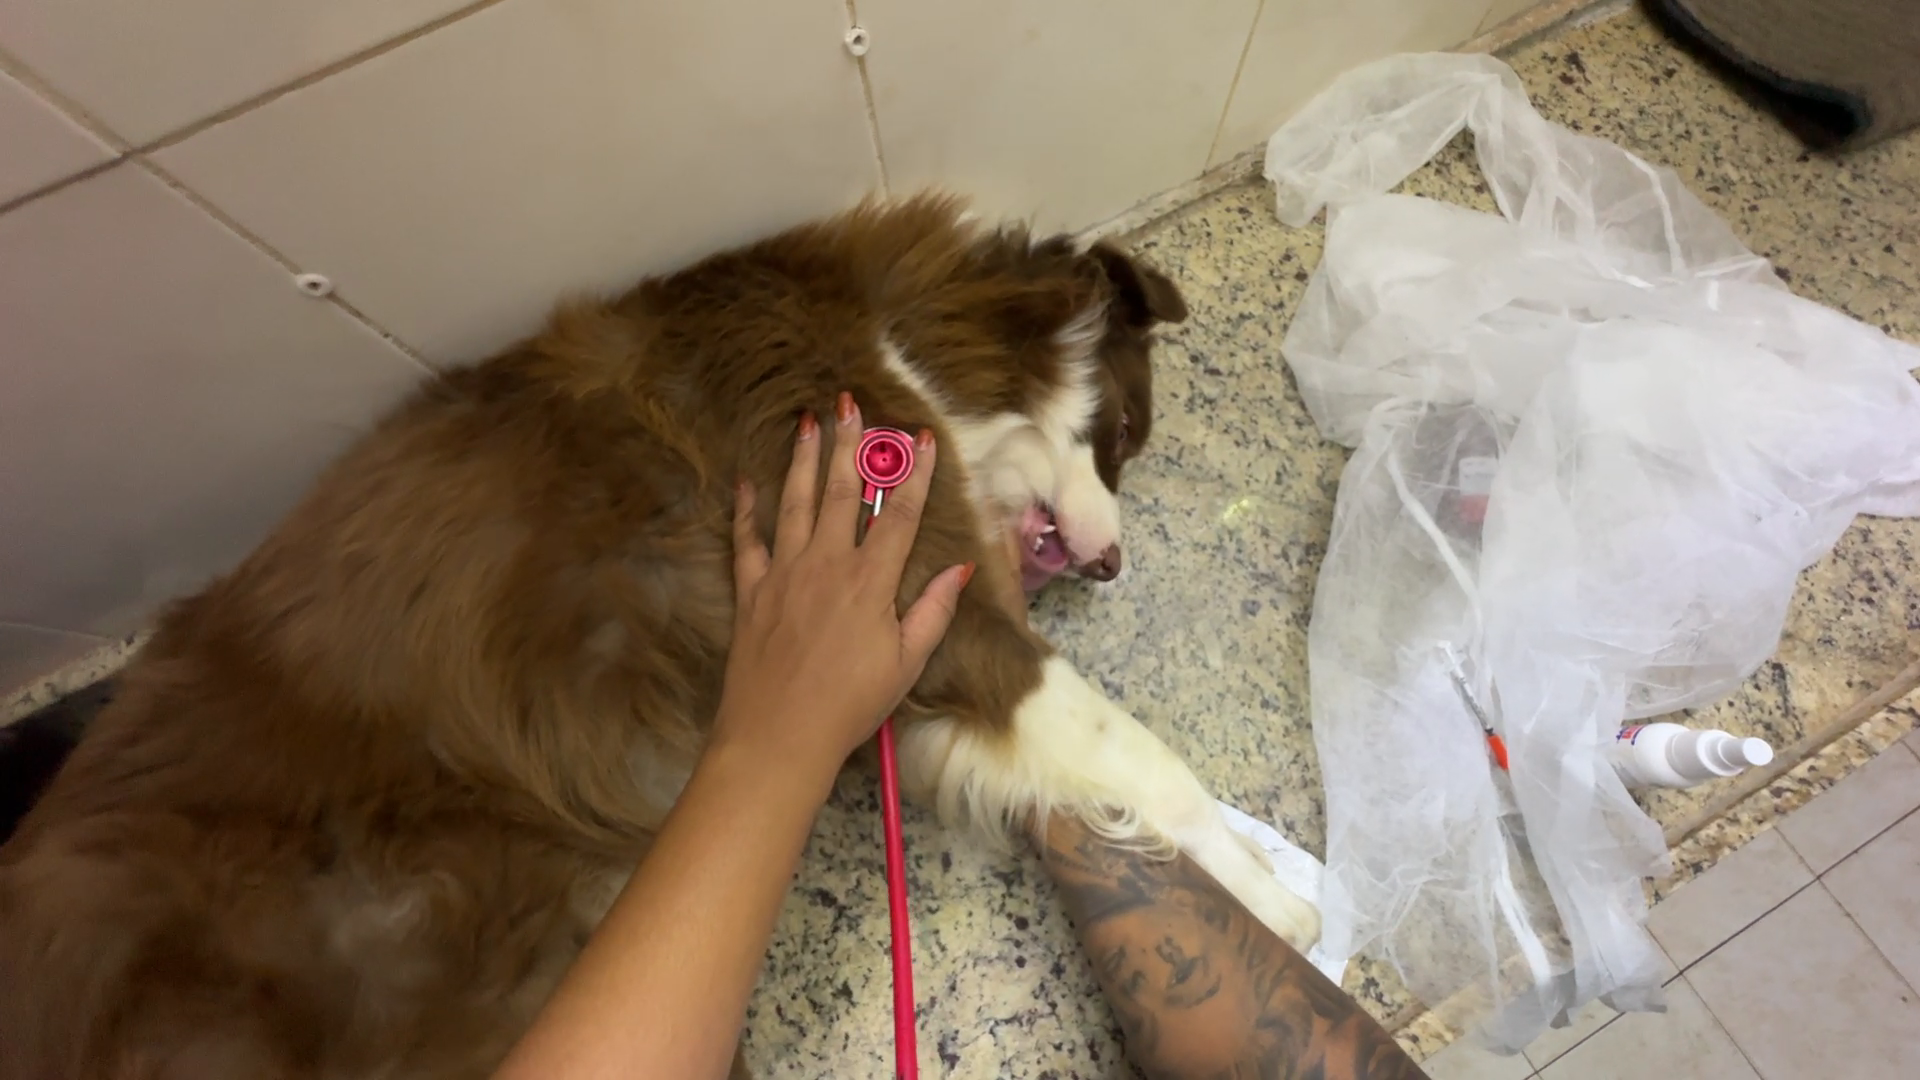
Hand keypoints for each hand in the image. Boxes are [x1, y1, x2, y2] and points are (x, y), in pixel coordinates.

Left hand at [715, 393, 972, 781]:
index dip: (914, 474)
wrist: (779, 735)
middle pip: (842, 492)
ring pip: (796, 503)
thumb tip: (959, 568)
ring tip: (808, 422)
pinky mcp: (752, 590)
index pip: (898, 513)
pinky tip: (747, 482)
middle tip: (851, 405)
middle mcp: (826, 563)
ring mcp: (784, 572)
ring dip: (804, 460)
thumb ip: (933, 610)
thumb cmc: (851, 703)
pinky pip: (747, 540)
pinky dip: (747, 509)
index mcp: (870, 581)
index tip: (921, 438)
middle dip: (850, 445)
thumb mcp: (907, 662)